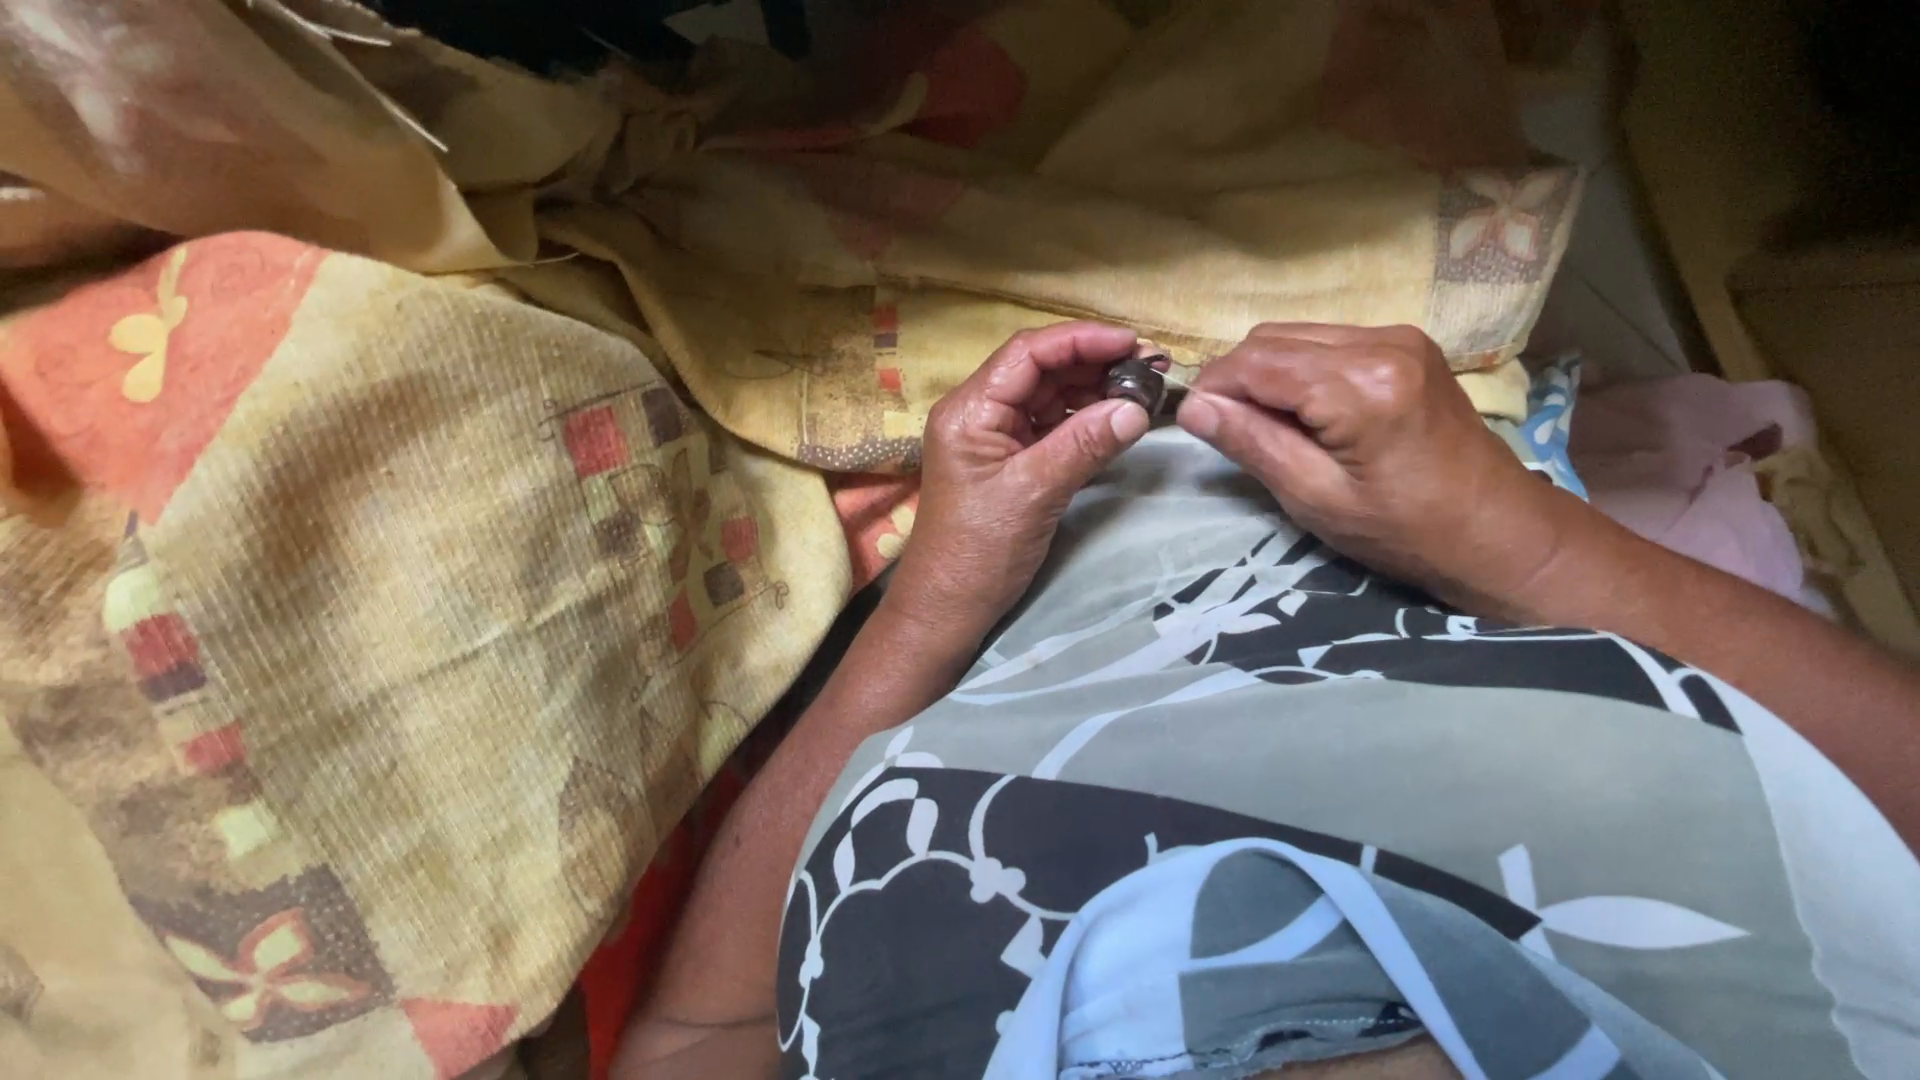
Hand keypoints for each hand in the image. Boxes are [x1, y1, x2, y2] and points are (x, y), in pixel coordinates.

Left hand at [889, 322, 1153, 640]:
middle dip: (1094, 363)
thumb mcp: (1034, 493)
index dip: (1081, 339)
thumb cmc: (980, 551)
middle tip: (1150, 367)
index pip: (1027, 353)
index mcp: (969, 410)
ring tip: (1142, 390)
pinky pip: (1051, 427)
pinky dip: (1084, 421)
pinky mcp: (1010, 462)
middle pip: (1040, 369)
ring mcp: (994, 438)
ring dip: (1093, 390)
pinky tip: (1117, 419)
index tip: (1133, 342)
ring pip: (1049, 397)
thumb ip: (1084, 445)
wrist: (950, 606)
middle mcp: (978, 413)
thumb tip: (1139, 407)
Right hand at [1175, 323, 1579, 614]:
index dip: (1213, 389)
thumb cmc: (1402, 530)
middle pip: (1271, 339)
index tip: (1194, 425)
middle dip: (1236, 379)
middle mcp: (1381, 342)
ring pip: (1295, 335)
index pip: (1256, 362)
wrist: (1495, 531)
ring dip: (1265, 374)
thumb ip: (1252, 443)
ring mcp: (1398, 337)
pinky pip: (1325, 342)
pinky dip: (1297, 370)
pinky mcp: (1406, 345)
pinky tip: (1303, 412)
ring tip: (1266, 426)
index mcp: (1361, 385)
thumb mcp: (1314, 497)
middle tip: (1229, 431)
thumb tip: (1191, 407)